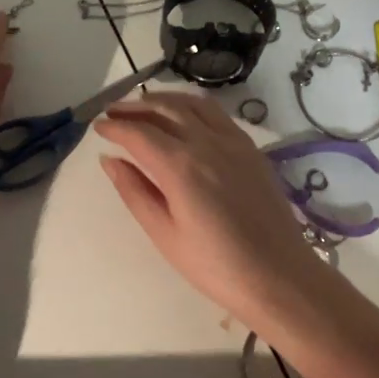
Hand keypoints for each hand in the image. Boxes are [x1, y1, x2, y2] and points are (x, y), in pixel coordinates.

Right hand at [94, 92, 327, 328]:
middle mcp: (206, 144)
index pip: (138, 133)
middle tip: (113, 111)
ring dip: (163, 100)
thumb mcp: (165, 234)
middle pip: (164, 109)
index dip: (115, 126)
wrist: (280, 277)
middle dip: (134, 107)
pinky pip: (216, 113)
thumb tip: (110, 160)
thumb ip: (135, 192)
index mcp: (180, 167)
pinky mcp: (251, 149)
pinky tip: (184, 116)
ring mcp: (233, 142)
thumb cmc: (216, 266)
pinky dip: (192, 106)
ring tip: (144, 106)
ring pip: (192, 104)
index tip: (98, 127)